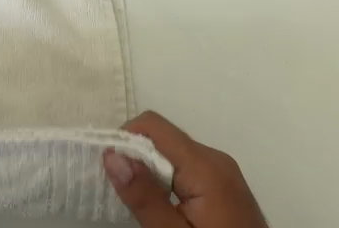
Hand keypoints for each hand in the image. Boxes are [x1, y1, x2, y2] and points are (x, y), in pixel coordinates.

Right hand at [104, 111, 266, 227]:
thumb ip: (145, 197)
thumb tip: (111, 154)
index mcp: (205, 165)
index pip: (153, 125)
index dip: (125, 139)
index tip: (111, 170)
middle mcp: (217, 159)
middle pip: (164, 140)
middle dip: (139, 161)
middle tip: (127, 198)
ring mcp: (225, 174)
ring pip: (175, 156)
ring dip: (154, 174)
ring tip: (148, 209)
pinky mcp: (227, 188)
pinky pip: (190, 170)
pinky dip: (171, 183)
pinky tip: (169, 212)